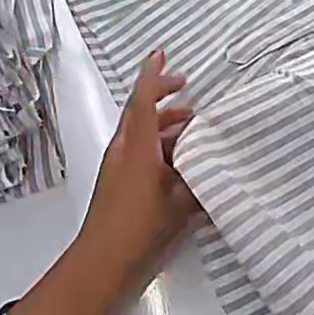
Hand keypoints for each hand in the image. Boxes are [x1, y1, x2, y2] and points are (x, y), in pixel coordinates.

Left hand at [7, 52, 198, 314]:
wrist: (102, 261)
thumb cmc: (140, 227)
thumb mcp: (178, 203)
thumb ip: (196, 181)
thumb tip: (212, 168)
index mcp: (137, 148)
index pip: (143, 101)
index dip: (152, 76)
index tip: (160, 53)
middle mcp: (124, 151)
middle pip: (140, 112)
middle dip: (161, 95)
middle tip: (186, 87)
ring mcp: (119, 167)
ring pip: (141, 132)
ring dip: (163, 123)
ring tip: (192, 124)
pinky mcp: (120, 182)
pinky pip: (141, 151)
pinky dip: (159, 144)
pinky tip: (180, 158)